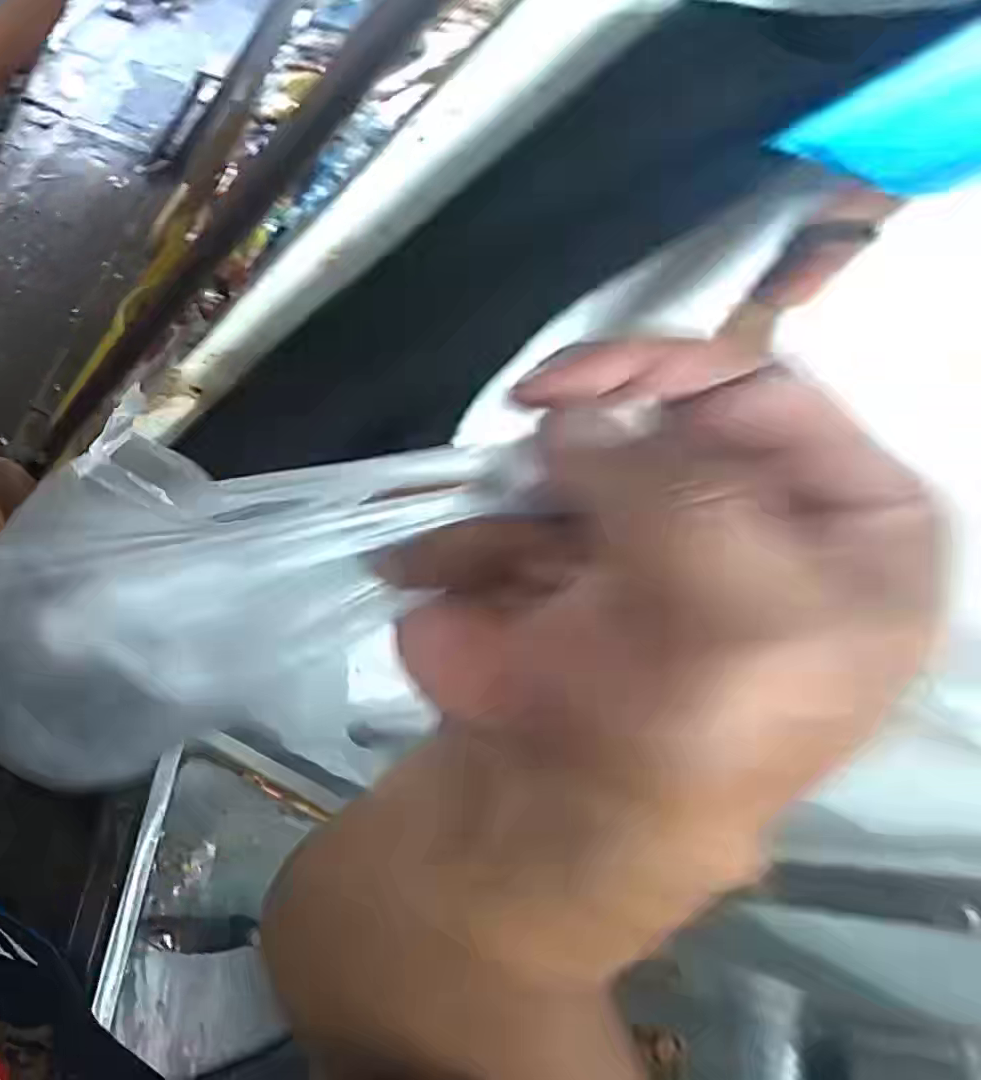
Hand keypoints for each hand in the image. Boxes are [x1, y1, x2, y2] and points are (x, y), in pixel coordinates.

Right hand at [391, 338, 942, 911]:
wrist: (547, 796)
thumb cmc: (677, 722)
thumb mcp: (736, 612)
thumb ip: (672, 491)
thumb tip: (569, 415)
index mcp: (815, 515)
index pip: (751, 394)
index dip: (659, 371)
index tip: (554, 388)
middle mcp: (706, 511)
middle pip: (632, 421)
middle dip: (559, 443)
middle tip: (507, 461)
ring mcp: (596, 534)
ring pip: (534, 469)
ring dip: (485, 507)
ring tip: (463, 565)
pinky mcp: (510, 561)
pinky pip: (470, 520)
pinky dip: (439, 543)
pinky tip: (428, 581)